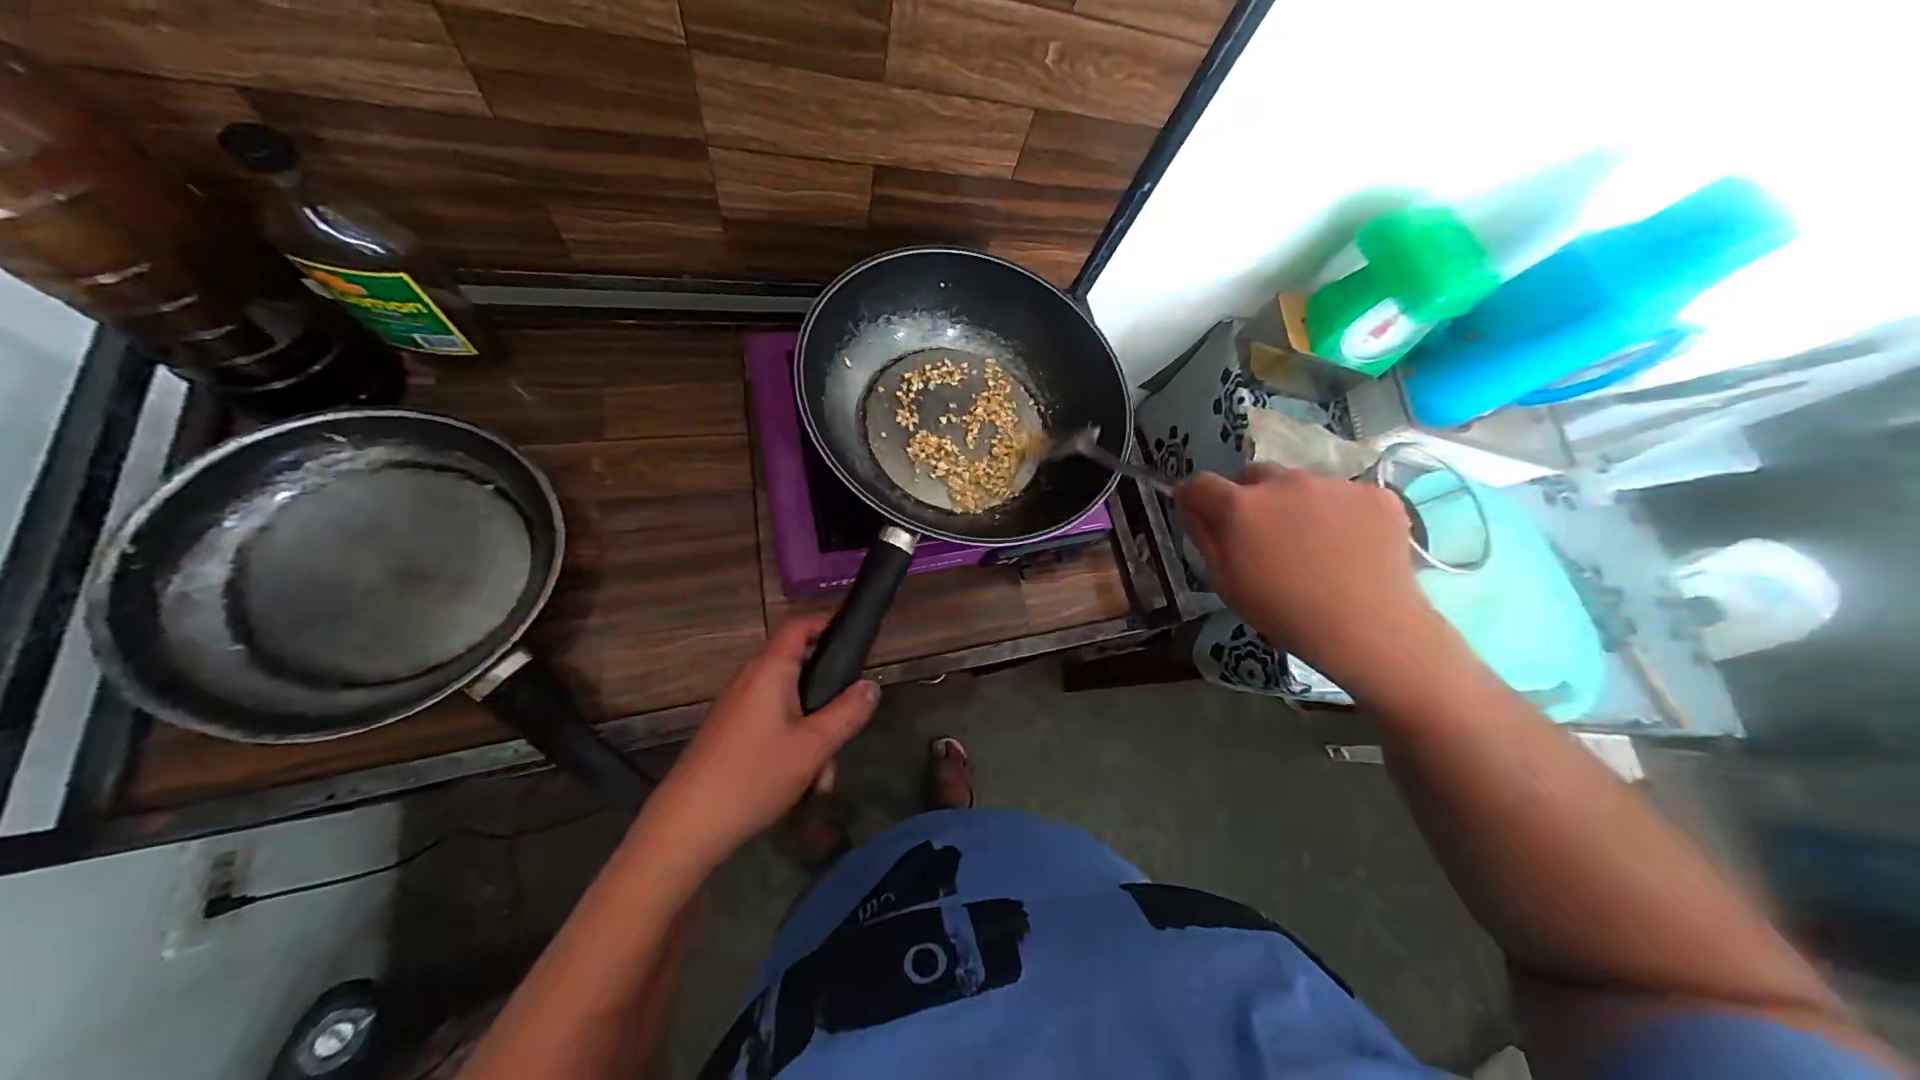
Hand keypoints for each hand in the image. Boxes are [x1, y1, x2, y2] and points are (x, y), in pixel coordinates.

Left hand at [637, 614, 879, 864]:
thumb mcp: (814, 746)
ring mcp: (736, 709)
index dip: (827, 623)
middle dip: (829, 705)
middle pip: (800, 673)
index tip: (856, 640)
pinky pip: (771, 726)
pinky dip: (791, 747)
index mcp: (769, 671)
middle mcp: (750, 681)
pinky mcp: (729, 734)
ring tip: (819, 781)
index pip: (799, 626)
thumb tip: (871, 685)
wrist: (686, 826)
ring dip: (813, 736)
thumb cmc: (754, 776)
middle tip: (843, 739)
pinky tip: (797, 787)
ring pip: (790, 707)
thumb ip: (848, 712)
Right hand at [1176, 465, 1442, 689]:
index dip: (1195, 496)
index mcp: (1240, 506)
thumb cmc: (1283, 612)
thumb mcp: (1226, 583)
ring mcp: (1332, 484)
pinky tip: (1350, 546)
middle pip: (1255, 475)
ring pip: (1302, 484)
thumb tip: (1193, 508)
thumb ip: (1204, 537)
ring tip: (1314, 544)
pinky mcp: (1374, 494)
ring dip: (1297, 503)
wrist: (1368, 627)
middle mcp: (1283, 482)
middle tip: (1263, 533)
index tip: (1199, 511)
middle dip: (1251, 496)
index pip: (1201, 484)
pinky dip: (1342, 514)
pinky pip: (1346, 496)